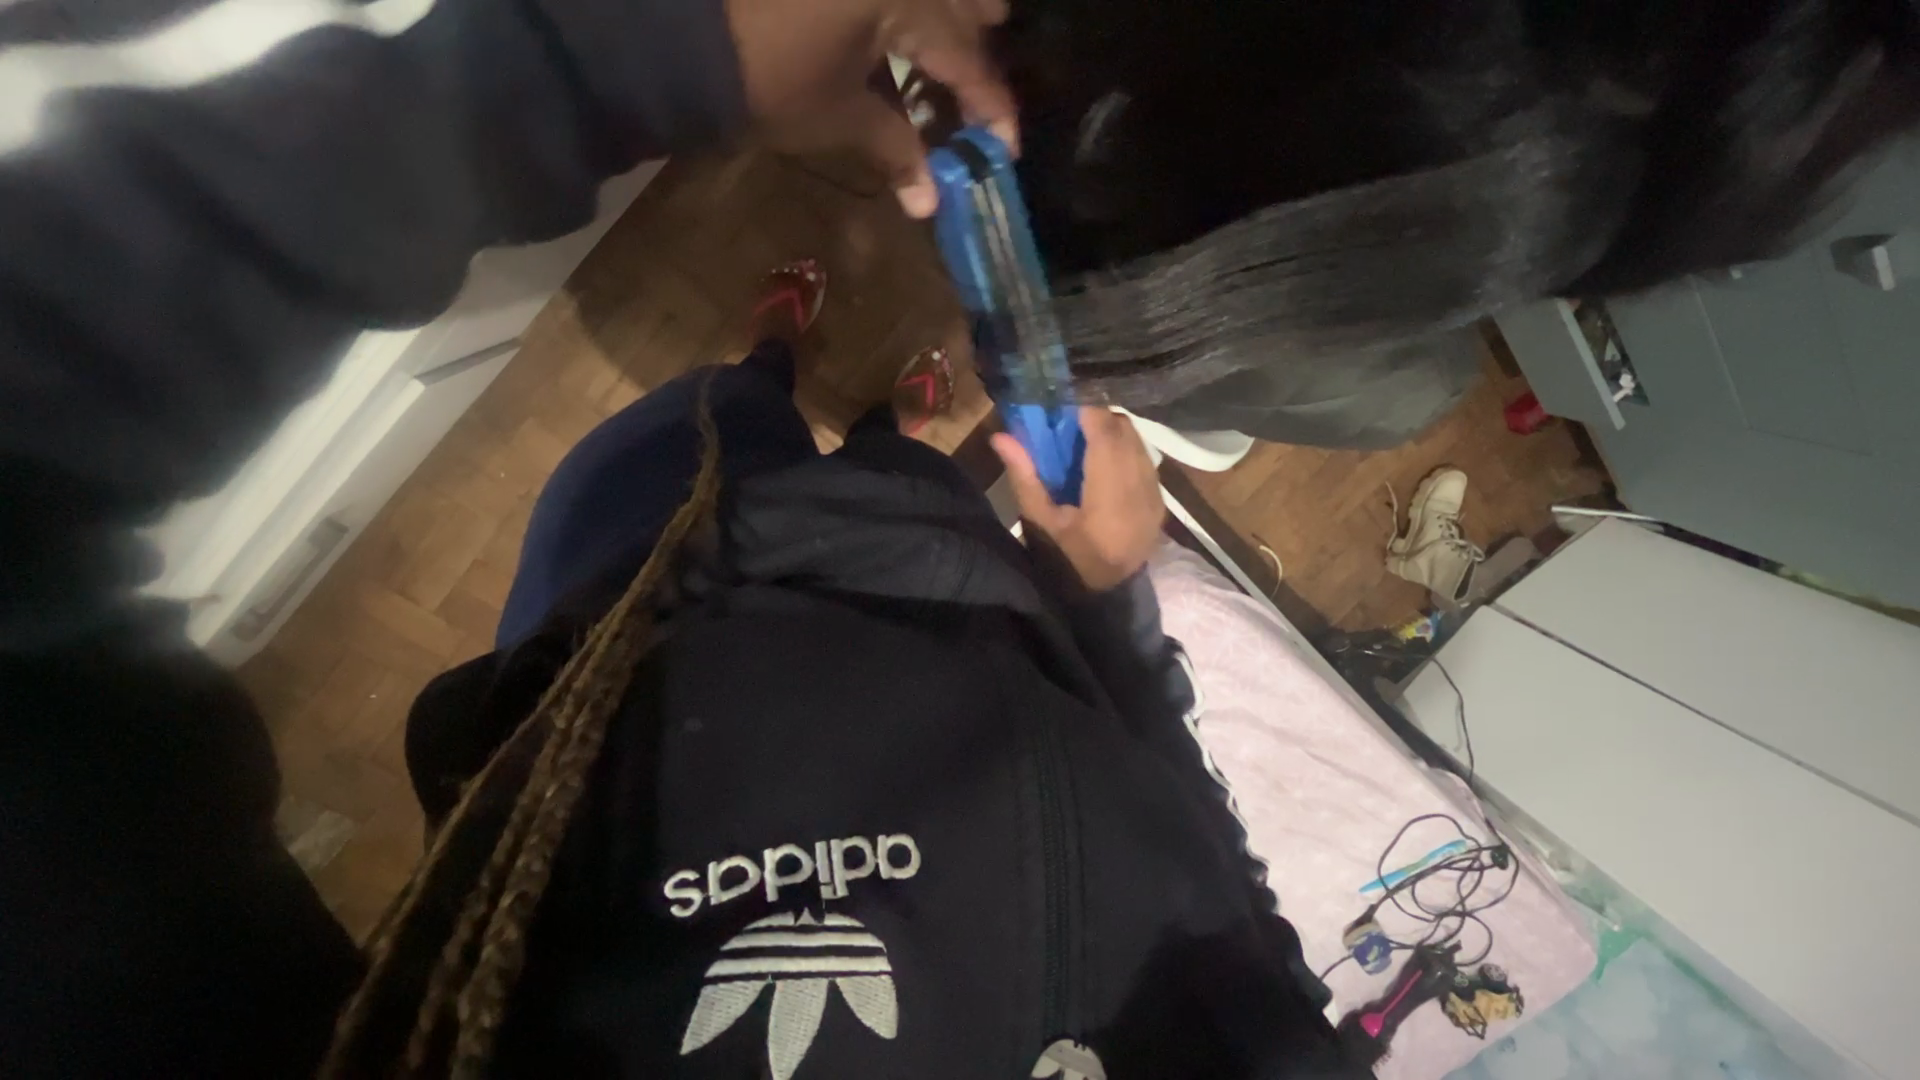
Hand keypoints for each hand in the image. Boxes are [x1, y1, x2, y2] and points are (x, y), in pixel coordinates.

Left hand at [727, 0, 1018, 217]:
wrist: (676, 36)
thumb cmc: (767, 80)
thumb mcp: (840, 117)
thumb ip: (896, 149)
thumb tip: (931, 201)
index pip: (964, 57)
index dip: (989, 106)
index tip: (1007, 146)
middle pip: (957, 3)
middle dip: (976, 45)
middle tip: (985, 89)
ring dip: (946, 19)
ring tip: (958, 46)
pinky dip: (906, 16)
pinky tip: (901, 36)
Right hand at [994, 407, 1165, 591]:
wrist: (1104, 599)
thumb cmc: (1065, 562)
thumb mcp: (1039, 523)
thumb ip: (1024, 476)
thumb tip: (1000, 436)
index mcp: (1109, 500)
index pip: (1105, 436)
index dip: (1085, 410)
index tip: (1061, 401)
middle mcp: (1140, 492)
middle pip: (1124, 431)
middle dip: (1096, 417)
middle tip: (1067, 418)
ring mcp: (1154, 496)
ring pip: (1138, 441)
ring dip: (1112, 431)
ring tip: (1082, 437)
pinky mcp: (1159, 501)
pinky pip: (1144, 459)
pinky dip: (1124, 449)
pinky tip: (1102, 460)